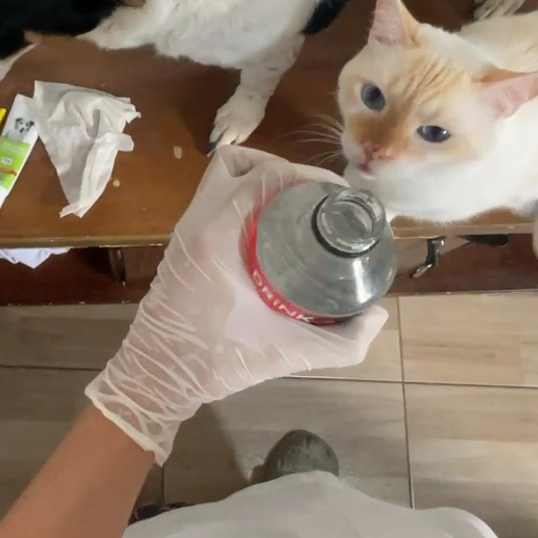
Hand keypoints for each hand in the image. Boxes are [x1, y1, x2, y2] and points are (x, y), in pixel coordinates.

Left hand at [86, 146, 388, 460]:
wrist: (159, 374)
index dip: (305, 173)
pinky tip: (271, 228)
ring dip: (258, 180)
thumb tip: (378, 315)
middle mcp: (197, 221)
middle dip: (279, 168)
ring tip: (295, 206)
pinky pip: (213, 199)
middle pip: (237, 162)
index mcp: (216, 235)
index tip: (336, 193)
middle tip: (312, 196)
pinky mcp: (182, 242)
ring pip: (220, 177)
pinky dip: (242, 198)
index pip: (262, 174)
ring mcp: (186, 229)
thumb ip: (343, 341)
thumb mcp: (289, 353)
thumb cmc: (218, 360)